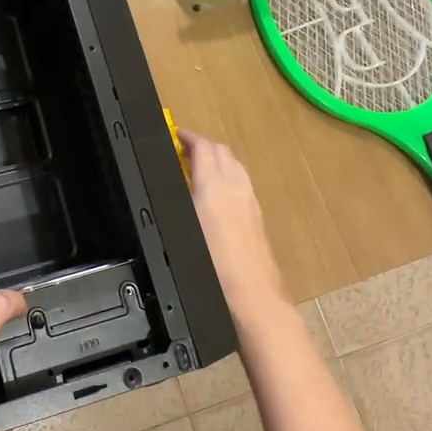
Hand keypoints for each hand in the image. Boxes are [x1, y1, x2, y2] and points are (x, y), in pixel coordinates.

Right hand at [182, 129, 284, 311]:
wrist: (251, 294)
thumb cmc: (212, 265)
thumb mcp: (183, 227)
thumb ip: (179, 197)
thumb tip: (174, 181)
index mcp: (215, 184)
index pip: (204, 147)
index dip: (189, 137)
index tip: (176, 136)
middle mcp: (236, 186)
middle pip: (222, 151)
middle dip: (203, 146)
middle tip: (183, 152)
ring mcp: (250, 200)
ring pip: (235, 165)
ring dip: (217, 159)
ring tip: (199, 169)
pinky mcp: (257, 215)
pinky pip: (242, 182)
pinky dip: (228, 175)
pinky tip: (218, 194)